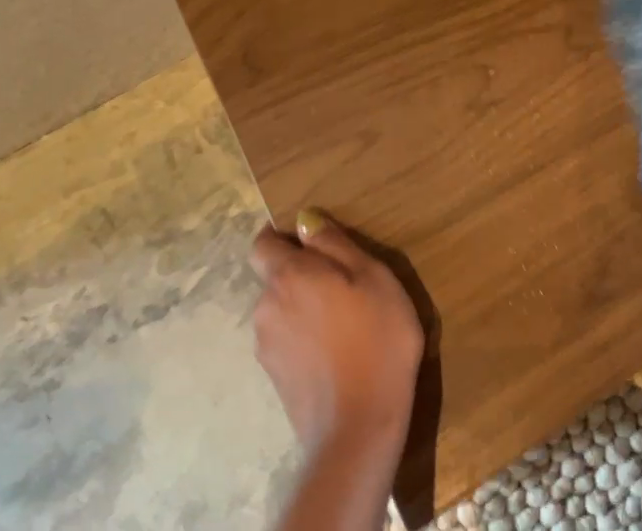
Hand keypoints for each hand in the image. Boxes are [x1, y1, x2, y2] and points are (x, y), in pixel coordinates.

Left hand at [250, 210, 423, 453]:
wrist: (359, 422)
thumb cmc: (378, 338)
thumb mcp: (374, 277)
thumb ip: (336, 245)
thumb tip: (305, 220)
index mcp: (289, 276)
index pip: (263, 243)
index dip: (285, 239)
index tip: (318, 246)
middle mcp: (266, 306)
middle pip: (275, 278)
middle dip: (303, 275)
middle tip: (348, 286)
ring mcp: (265, 344)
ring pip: (282, 310)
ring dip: (305, 308)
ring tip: (347, 323)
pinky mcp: (273, 375)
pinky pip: (286, 340)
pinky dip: (306, 337)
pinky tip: (337, 352)